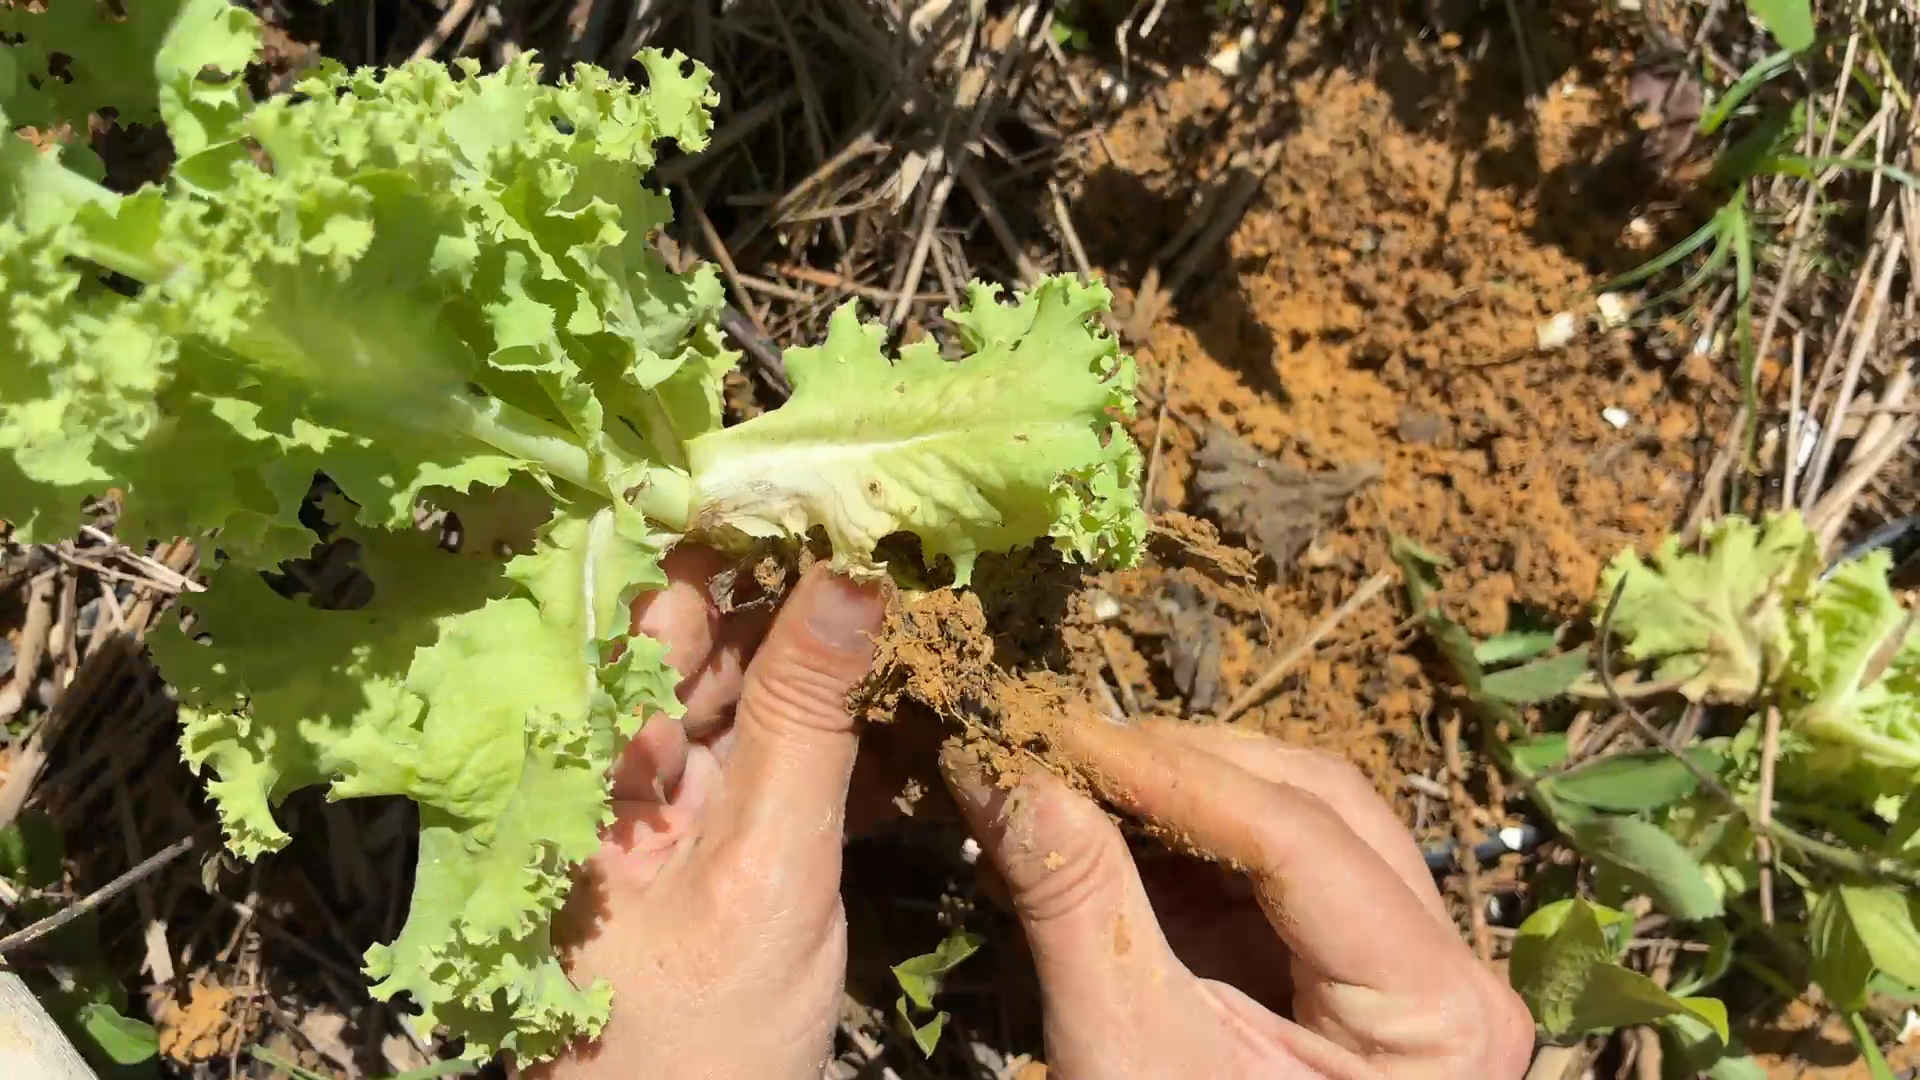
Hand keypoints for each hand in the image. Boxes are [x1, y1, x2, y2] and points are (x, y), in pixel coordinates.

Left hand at [530, 548, 885, 1079]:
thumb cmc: (697, 1041)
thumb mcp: (764, 862)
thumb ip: (806, 712)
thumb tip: (852, 570)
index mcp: (592, 745)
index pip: (662, 596)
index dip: (737, 533)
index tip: (826, 489)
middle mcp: (630, 752)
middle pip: (721, 634)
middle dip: (806, 592)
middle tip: (896, 548)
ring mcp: (687, 790)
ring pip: (765, 687)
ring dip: (838, 657)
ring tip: (915, 618)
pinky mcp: (735, 823)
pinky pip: (789, 745)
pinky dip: (845, 725)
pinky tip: (905, 712)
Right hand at [940, 715, 1534, 1079]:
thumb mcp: (1128, 1060)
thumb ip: (1075, 903)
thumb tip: (1002, 769)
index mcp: (1440, 1012)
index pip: (1297, 836)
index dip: (1168, 771)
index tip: (1062, 732)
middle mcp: (1445, 962)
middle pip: (1312, 800)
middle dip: (1181, 764)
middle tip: (1072, 749)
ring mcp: (1397, 952)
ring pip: (1291, 810)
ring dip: (1177, 785)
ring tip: (1080, 780)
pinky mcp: (1333, 953)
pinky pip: (1261, 852)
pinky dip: (1178, 828)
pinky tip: (1110, 828)